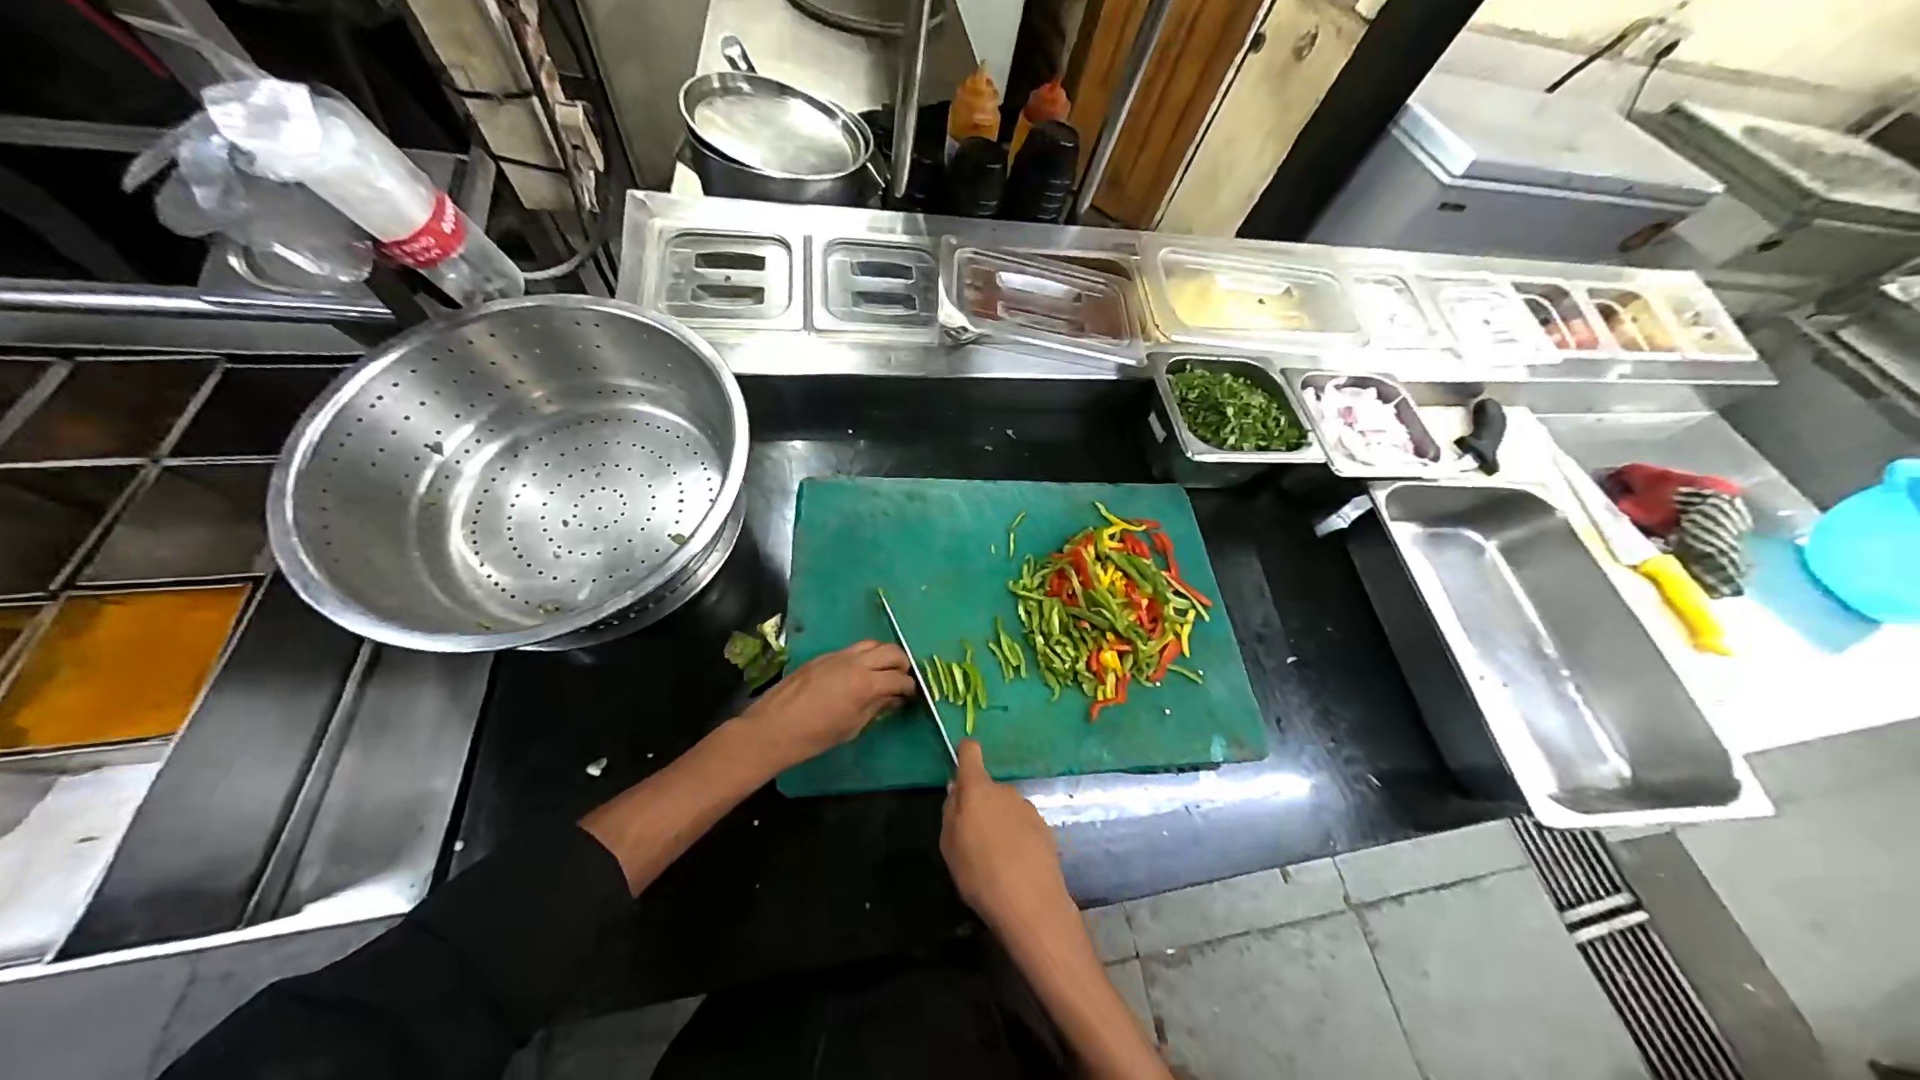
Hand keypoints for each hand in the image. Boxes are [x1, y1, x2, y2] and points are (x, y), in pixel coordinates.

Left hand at [736, 641, 914, 768]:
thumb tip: (894, 698)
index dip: (910, 687)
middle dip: (902, 664)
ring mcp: (838, 655)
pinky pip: (852, 649)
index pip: (900, 678)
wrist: (775, 727)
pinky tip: (860, 672)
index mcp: (866, 683)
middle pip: (891, 651)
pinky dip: (864, 656)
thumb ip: (876, 707)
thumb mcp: (853, 726)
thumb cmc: (816, 735)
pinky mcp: (824, 656)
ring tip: (884, 671)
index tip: (912, 695)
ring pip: (872, 644)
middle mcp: (856, 662)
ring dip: (883, 655)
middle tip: (902, 680)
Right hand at [941, 739, 1075, 934]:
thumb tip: (957, 790)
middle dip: (980, 806)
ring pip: (1006, 808)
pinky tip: (1015, 866)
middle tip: (972, 840)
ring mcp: (1028, 808)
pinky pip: (1023, 825)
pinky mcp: (1045, 828)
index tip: (961, 769)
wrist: (1030, 902)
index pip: (971, 753)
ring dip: (999, 823)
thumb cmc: (979, 872)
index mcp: (977, 789)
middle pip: (987, 789)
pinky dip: (1017, 838)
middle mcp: (1005, 790)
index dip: (965, 754)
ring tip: (995, 859)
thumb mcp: (949, 845)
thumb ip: (951, 811)